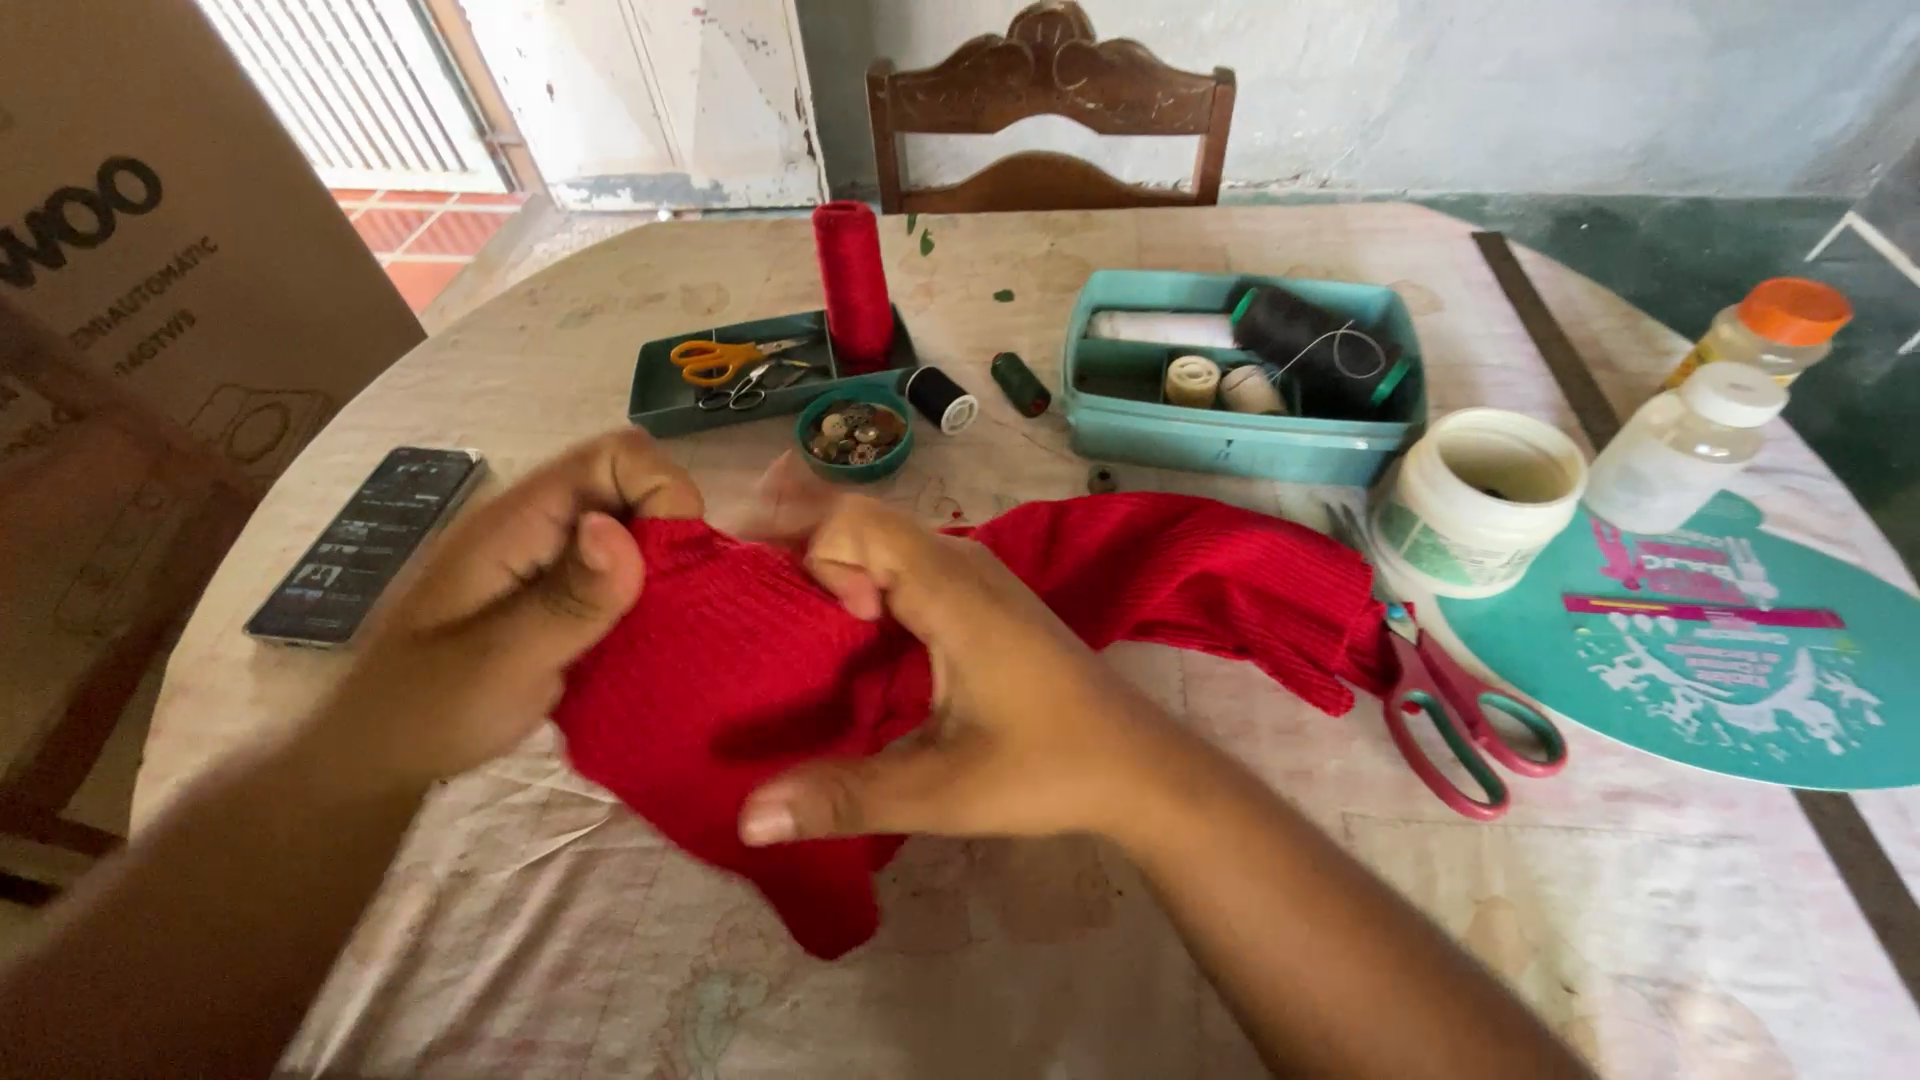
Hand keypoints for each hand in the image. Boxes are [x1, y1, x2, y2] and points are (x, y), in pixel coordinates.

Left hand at [306, 429, 702, 789]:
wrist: (376, 754)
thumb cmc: (426, 711)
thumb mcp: (501, 663)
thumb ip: (569, 599)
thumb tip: (621, 529)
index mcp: (517, 522)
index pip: (614, 456)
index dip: (661, 489)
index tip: (676, 558)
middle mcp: (536, 523)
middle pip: (631, 483)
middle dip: (670, 529)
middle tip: (673, 598)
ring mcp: (545, 554)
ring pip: (631, 524)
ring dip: (662, 561)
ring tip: (664, 616)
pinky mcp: (556, 586)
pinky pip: (620, 564)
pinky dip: (646, 587)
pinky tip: (645, 627)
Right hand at [734, 453, 1195, 845]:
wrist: (1137, 763)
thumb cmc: (1049, 769)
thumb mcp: (942, 791)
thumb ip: (846, 797)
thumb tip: (749, 818)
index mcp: (953, 590)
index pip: (857, 520)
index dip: (821, 558)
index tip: (838, 630)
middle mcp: (963, 563)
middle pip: (865, 523)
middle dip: (807, 555)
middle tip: (763, 609)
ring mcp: (978, 576)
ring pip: (887, 543)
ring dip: (837, 570)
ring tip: (797, 623)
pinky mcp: (983, 597)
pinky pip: (909, 567)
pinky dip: (868, 585)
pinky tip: (857, 633)